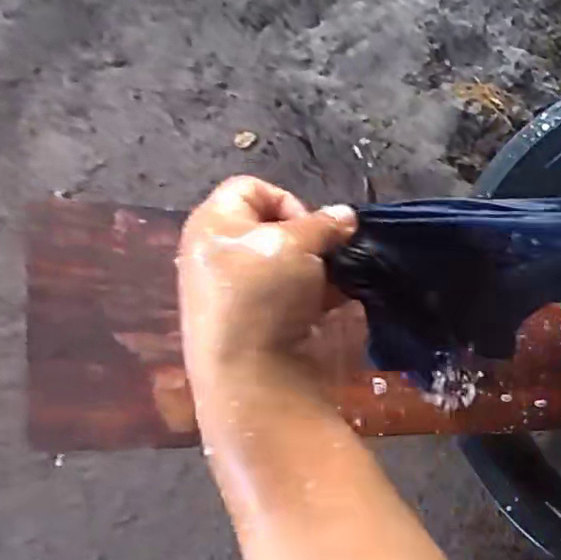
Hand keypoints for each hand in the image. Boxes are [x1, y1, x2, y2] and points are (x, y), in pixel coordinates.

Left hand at [177, 175, 356, 378]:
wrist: (254, 371)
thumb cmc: (263, 296)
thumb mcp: (295, 245)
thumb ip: (323, 225)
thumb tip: (345, 215)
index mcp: (215, 223)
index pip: (254, 188)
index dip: (290, 202)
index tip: (314, 231)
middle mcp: (225, 251)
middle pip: (278, 227)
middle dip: (313, 240)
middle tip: (329, 260)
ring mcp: (245, 288)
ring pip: (294, 263)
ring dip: (322, 270)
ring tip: (336, 286)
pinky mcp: (266, 317)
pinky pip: (298, 294)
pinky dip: (320, 296)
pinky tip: (334, 307)